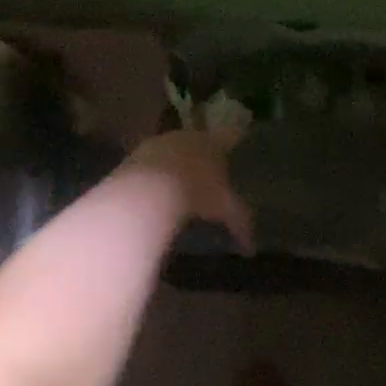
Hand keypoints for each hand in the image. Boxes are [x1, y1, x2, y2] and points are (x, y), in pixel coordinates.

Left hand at [120, 128, 254, 253]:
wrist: (148, 191)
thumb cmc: (197, 194)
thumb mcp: (225, 211)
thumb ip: (240, 223)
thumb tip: (251, 249)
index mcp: (213, 142)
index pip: (229, 137)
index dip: (233, 141)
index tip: (235, 144)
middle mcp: (186, 136)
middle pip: (198, 142)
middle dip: (201, 156)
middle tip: (205, 174)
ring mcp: (158, 143)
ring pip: (171, 151)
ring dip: (174, 164)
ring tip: (177, 185)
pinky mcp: (134, 156)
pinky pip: (149, 163)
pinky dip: (153, 174)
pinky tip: (153, 191)